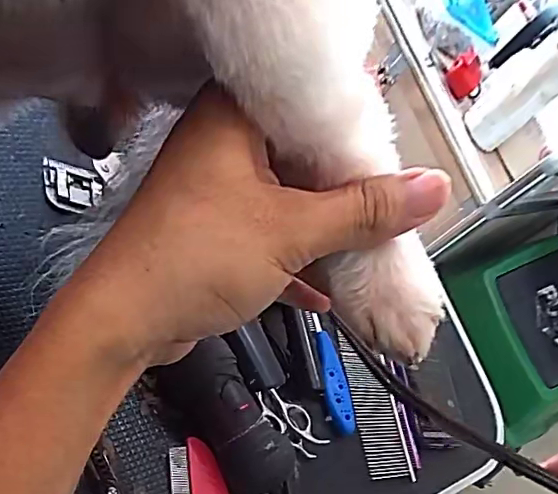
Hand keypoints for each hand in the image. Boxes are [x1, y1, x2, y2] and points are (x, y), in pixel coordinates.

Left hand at [52, 84, 449, 366]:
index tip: (396, 163)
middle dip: (351, 197)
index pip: (315, 107)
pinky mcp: (220, 242)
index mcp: (237, 118)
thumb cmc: (189, 259)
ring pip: (293, 208)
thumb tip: (428, 190)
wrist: (130, 322)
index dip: (360, 134)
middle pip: (309, 163)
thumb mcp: (291, 232)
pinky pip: (274, 246)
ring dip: (329, 238)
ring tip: (368, 256)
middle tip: (390, 215)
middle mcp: (227, 149)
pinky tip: (325, 291)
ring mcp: (222, 197)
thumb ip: (363, 212)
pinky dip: (300, 267)